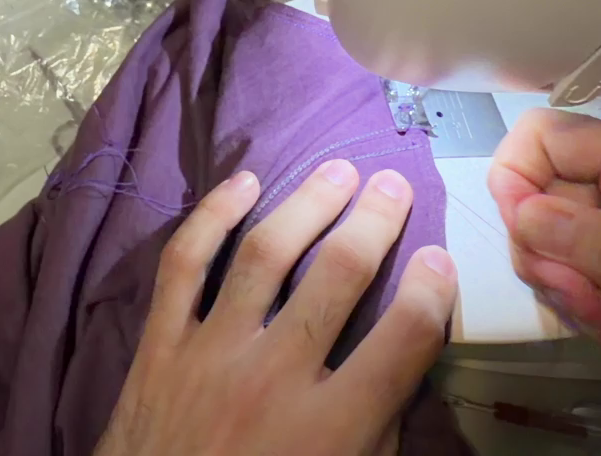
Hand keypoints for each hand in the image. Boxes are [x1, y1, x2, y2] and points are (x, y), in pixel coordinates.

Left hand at [95, 161, 458, 455]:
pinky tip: (244, 182)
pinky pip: (183, 262)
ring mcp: (210, 351)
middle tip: (392, 183)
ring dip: (305, 204)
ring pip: (263, 254)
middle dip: (372, 223)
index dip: (429, 294)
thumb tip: (401, 358)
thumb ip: (374, 430)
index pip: (399, 343)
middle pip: (335, 278)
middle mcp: (271, 377)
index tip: (439, 256)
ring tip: (337, 171)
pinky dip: (211, 216)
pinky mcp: (161, 340)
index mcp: (328, 430)